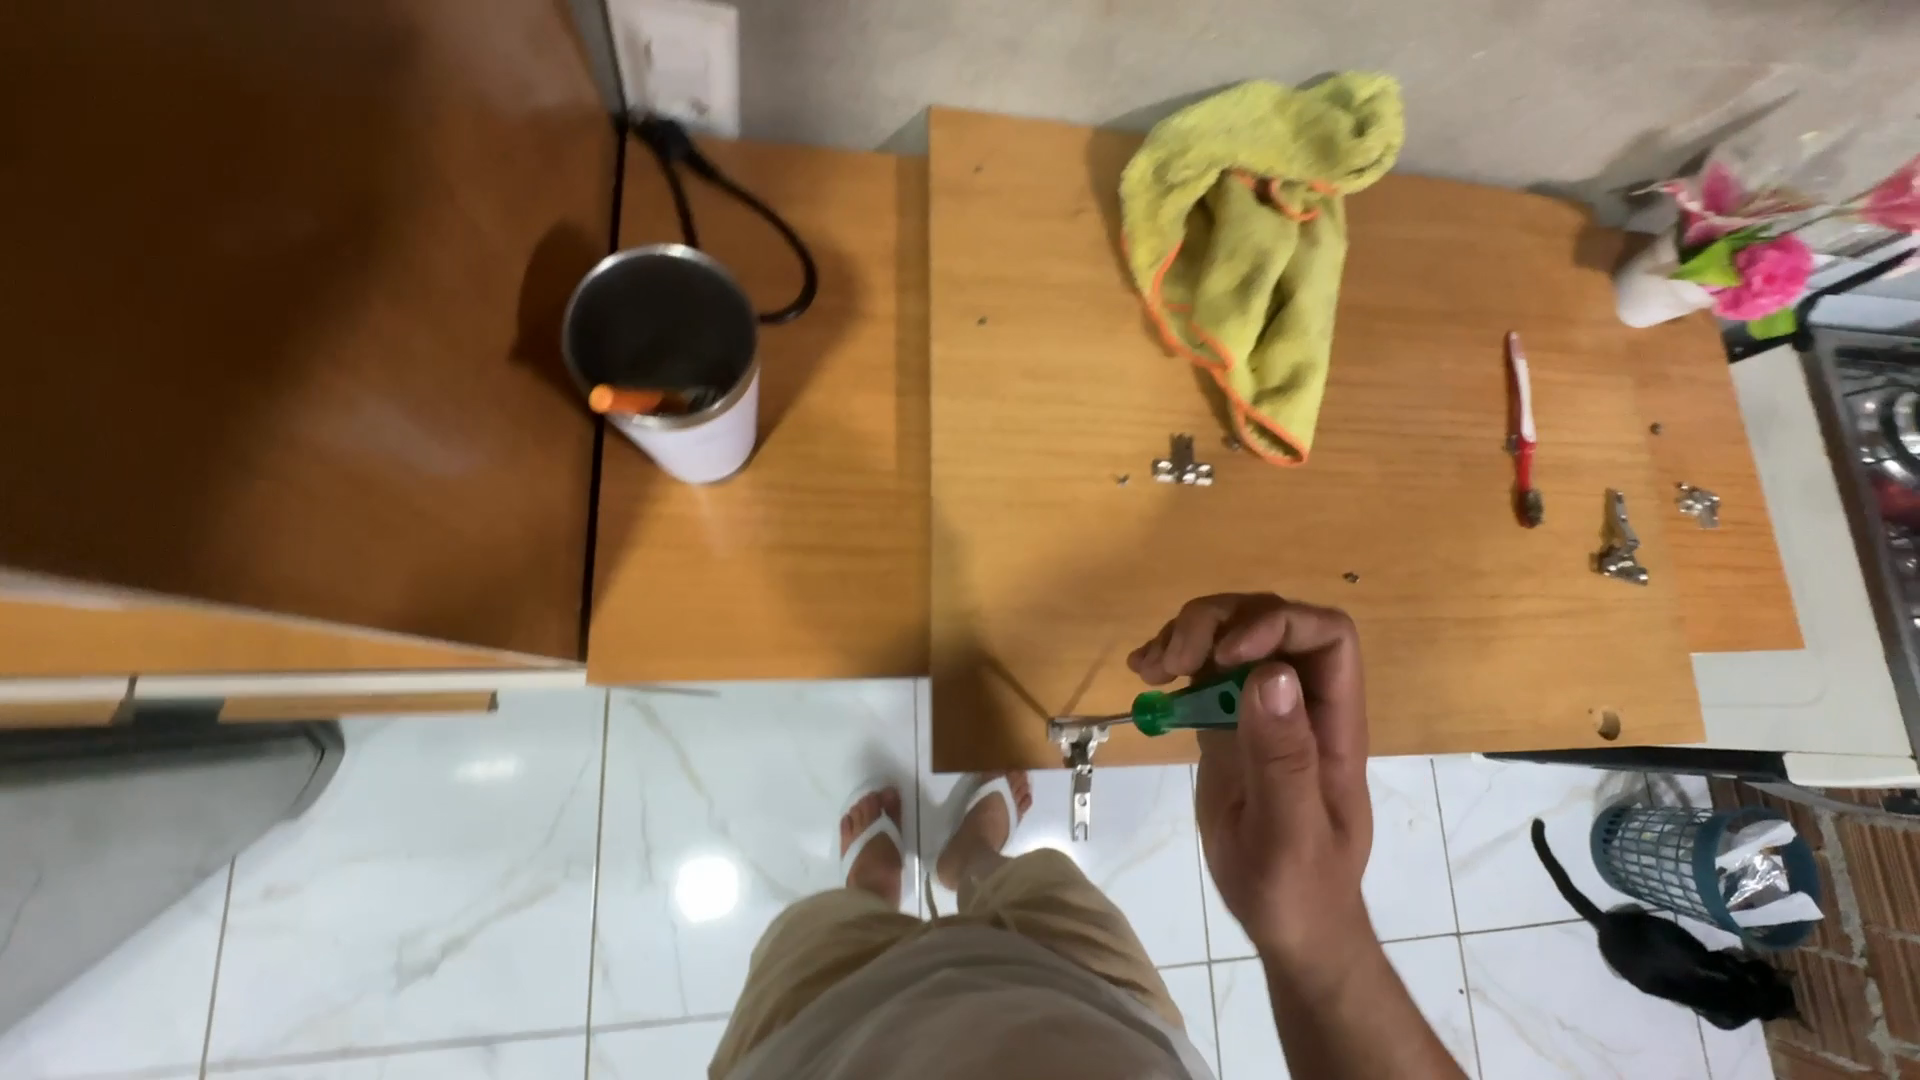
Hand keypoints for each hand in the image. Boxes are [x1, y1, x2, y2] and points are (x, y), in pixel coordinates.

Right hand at [1129, 594, 1373, 975]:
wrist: (1286, 921)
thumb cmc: (1298, 888)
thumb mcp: (1291, 833)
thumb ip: (1283, 758)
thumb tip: (1270, 674)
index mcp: (1333, 722)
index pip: (1326, 636)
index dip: (1277, 625)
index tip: (1224, 655)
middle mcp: (1300, 703)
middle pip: (1270, 620)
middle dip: (1216, 623)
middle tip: (1170, 660)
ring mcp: (1261, 710)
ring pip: (1231, 635)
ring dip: (1187, 635)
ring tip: (1149, 667)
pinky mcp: (1227, 723)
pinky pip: (1202, 671)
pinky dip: (1170, 660)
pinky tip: (1144, 674)